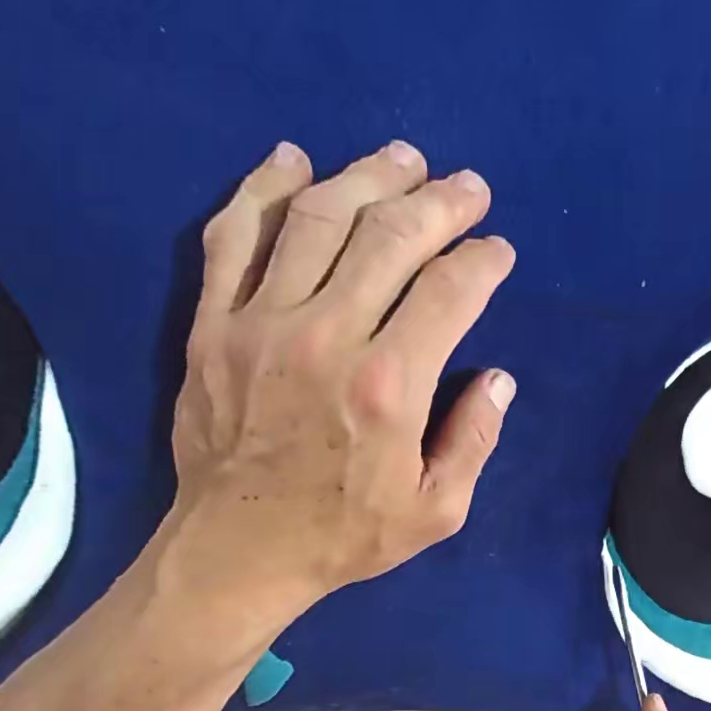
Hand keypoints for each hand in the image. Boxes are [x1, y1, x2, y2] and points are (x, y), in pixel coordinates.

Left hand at [164, 140, 516, 611]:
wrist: (239, 551)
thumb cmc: (342, 536)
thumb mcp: (434, 512)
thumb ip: (473, 441)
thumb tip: (498, 378)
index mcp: (388, 386)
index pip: (450, 290)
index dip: (483, 260)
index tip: (497, 252)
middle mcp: (326, 337)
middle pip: (390, 235)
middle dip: (440, 202)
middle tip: (466, 188)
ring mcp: (260, 323)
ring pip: (316, 217)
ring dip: (366, 176)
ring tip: (400, 160)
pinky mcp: (212, 325)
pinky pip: (233, 237)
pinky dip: (261, 189)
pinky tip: (291, 161)